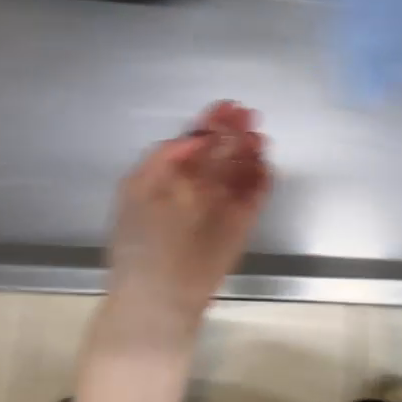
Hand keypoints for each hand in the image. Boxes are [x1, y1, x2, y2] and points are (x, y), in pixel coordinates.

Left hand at [103, 101, 270, 333]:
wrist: (157, 296)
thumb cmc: (141, 243)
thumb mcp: (138, 188)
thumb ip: (165, 157)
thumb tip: (196, 137)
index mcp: (170, 179)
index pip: (196, 143)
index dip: (211, 123)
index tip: (227, 106)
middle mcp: (198, 188)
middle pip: (222, 151)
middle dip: (235, 130)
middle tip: (248, 115)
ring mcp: (221, 206)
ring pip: (241, 169)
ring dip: (251, 150)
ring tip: (258, 137)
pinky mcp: (241, 225)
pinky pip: (255, 195)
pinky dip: (261, 179)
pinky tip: (263, 163)